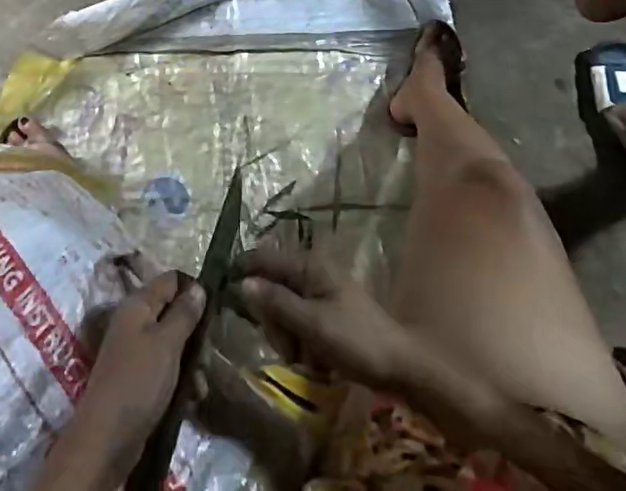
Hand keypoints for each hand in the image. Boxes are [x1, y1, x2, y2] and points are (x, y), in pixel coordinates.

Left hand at [41, 266, 204, 490]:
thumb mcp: (167, 343)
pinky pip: (166, 367)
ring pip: (173, 343)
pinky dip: (180, 379)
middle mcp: (135, 321)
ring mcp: (135, 350)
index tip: (216, 307)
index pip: (171, 280)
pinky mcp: (138, 377)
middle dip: (195, 332)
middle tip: (209, 351)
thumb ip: (184, 313)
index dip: (193, 289)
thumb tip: (199, 286)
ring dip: (191, 361)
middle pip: (173, 312)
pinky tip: (191, 397)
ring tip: (200, 383)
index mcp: (138, 304)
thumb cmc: (138, 380)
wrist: (106, 438)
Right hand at [235, 248, 420, 389]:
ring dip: (288, 337)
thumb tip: (242, 283)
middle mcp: (313, 273)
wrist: (401, 366)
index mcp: (309, 266)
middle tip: (286, 347)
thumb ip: (277, 303)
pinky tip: (315, 361)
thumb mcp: (312, 324)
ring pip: (283, 311)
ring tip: (305, 359)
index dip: (243, 272)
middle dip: (273, 321)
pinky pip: (299, 324)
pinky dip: (302, 343)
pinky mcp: (327, 314)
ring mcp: (321, 293)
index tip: (224, 294)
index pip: (263, 259)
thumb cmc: (356, 340)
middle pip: (271, 289)